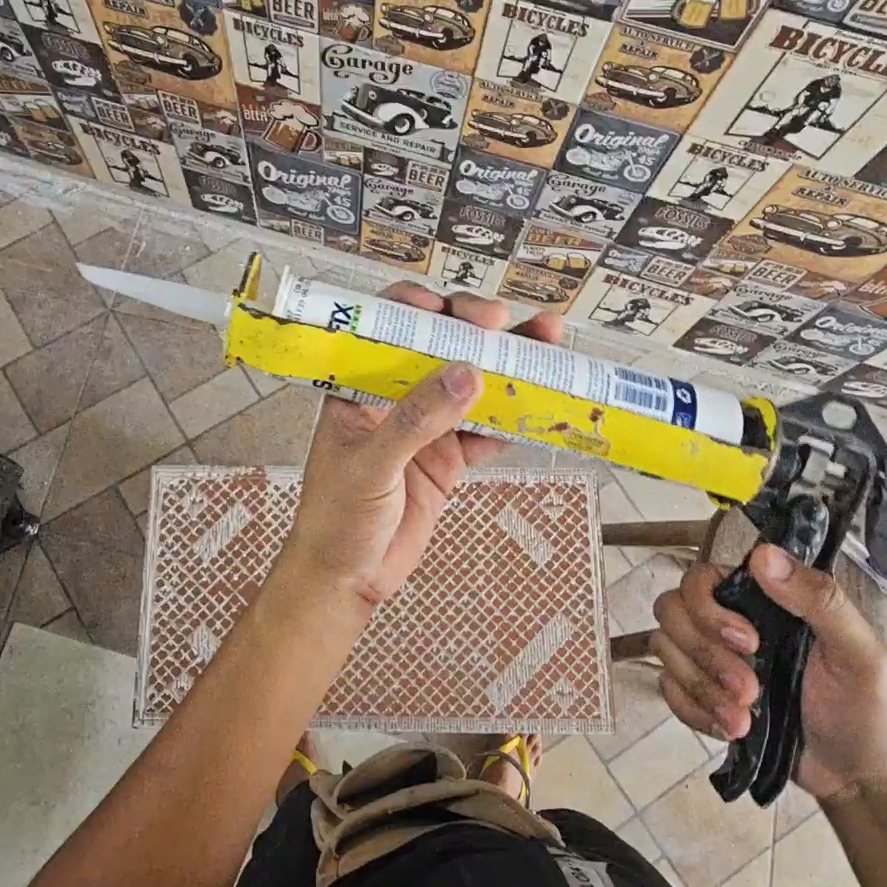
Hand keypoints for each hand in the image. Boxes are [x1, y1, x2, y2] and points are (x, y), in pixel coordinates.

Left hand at [275, 283, 562, 618]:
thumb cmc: (337, 519)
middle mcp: (395, 398)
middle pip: (439, 348)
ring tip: (549, 342)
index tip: (451, 308)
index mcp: (360, 387)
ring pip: (471, 385)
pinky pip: (487, 431)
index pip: (388, 329)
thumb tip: (467, 373)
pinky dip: (514, 419)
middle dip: (475, 329)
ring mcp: (426, 428)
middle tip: (506, 323)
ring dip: (508, 366)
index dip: (420, 308)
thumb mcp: (371, 466)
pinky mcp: (449, 459)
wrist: (349, 579)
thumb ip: (416, 421)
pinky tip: (543, 403)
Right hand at [651, 545, 886, 802]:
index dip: (709, 608)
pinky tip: (729, 729)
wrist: (858, 778)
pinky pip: (668, 689)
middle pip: (671, 611)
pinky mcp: (699, 695)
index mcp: (762, 602)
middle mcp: (727, 622)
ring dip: (701, 688)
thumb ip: (819, 600)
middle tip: (749, 691)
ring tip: (744, 722)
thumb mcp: (860, 654)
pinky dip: (694, 711)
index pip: (701, 579)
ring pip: (664, 650)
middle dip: (705, 655)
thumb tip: (765, 553)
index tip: (748, 643)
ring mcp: (709, 659)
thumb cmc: (868, 710)